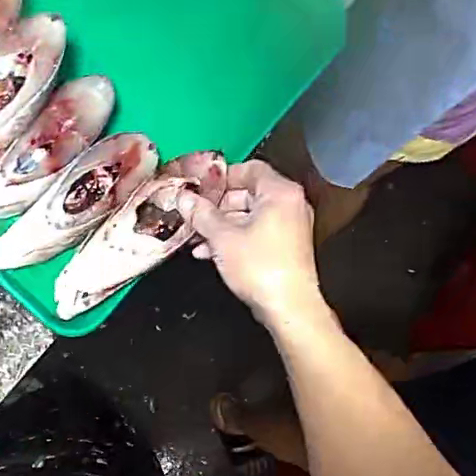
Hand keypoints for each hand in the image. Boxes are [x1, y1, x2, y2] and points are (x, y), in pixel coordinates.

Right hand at [181, 160, 324, 326]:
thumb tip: (186, 199)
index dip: (221, 176)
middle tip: (194, 214)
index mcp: (280, 192)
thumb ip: (201, 214)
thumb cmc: (263, 269)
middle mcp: (290, 205)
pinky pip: (256, 233)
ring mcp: (289, 227)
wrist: (288, 307)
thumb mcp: (222, 237)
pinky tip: (211, 252)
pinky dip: (235, 238)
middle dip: (217, 205)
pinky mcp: (285, 247)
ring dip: (222, 225)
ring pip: (249, 216)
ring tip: (197, 237)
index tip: (200, 187)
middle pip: (248, 193)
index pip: (249, 168)